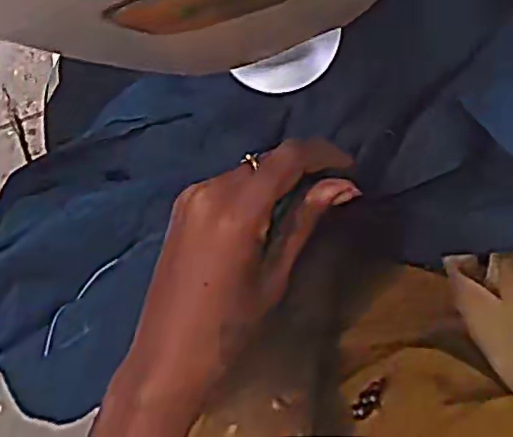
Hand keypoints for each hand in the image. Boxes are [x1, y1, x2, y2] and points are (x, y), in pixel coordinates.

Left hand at [94, 139, 359, 436]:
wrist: (164, 360)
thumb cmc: (227, 332)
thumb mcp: (274, 277)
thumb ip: (305, 220)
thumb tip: (343, 185)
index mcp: (237, 209)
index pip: (288, 156)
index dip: (322, 152)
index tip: (348, 165)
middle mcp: (212, 188)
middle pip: (267, 160)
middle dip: (302, 166)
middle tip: (332, 187)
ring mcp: (193, 192)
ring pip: (248, 169)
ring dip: (277, 177)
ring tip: (302, 202)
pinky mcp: (183, 202)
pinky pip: (227, 182)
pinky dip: (252, 189)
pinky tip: (265, 214)